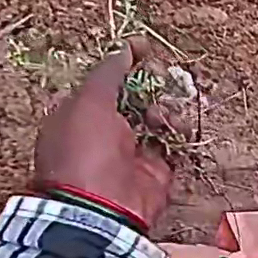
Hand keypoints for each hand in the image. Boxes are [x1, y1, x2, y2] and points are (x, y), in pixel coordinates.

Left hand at [32, 45, 171, 230]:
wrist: (103, 208)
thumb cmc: (85, 151)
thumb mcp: (89, 102)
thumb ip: (109, 73)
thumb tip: (124, 49)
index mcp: (79, 114)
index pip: (105, 81)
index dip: (124, 64)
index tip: (143, 49)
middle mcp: (104, 131)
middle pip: (134, 97)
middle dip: (150, 85)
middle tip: (162, 76)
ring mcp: (130, 151)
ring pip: (155, 117)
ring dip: (164, 108)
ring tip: (163, 113)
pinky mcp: (155, 169)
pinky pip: (171, 142)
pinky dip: (177, 131)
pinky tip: (176, 127)